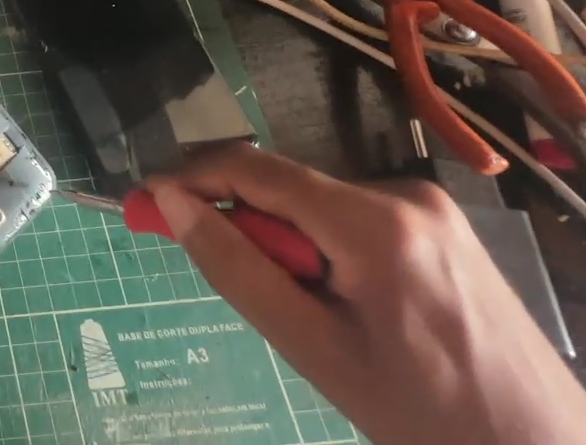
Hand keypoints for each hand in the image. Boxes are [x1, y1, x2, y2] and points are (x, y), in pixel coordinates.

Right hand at [147, 144, 585, 444]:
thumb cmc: (426, 417)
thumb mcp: (313, 348)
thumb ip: (234, 266)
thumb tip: (169, 202)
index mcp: (375, 221)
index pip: (254, 168)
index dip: (189, 178)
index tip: (144, 201)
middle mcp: (404, 193)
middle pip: (284, 186)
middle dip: (242, 221)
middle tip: (224, 273)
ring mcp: (429, 207)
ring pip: (314, 203)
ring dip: (284, 240)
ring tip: (304, 307)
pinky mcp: (441, 226)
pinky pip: (349, 216)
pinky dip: (321, 245)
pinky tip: (340, 299)